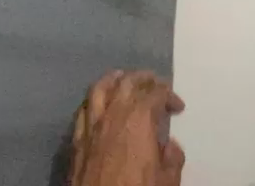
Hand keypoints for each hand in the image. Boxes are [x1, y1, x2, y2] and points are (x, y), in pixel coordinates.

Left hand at [71, 70, 185, 185]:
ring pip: (101, 88)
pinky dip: (93, 101)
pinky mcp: (77, 141)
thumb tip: (170, 147)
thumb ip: (173, 159)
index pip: (157, 93)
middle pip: (129, 82)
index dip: (170, 95)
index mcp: (140, 118)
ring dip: (115, 80)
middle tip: (155, 84)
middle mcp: (115, 113)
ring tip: (124, 78)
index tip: (178, 107)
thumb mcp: (167, 181)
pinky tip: (99, 105)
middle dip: (145, 79)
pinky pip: (83, 110)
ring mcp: (92, 125)